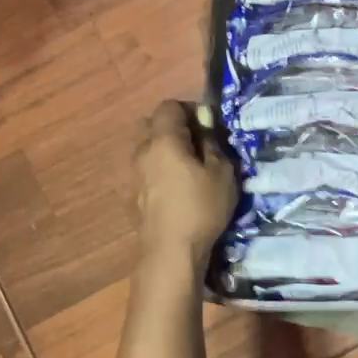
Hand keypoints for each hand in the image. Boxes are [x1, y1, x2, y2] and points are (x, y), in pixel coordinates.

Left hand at [136, 100, 237, 261]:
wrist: (171, 251)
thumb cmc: (201, 207)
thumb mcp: (222, 173)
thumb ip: (214, 145)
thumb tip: (205, 130)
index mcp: (163, 140)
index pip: (169, 106)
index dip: (189, 109)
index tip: (209, 125)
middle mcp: (142, 152)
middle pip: (153, 125)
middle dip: (175, 127)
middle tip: (199, 143)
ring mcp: (134, 175)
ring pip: (149, 149)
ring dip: (167, 150)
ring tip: (191, 168)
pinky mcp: (135, 195)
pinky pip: (148, 170)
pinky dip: (162, 170)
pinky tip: (180, 189)